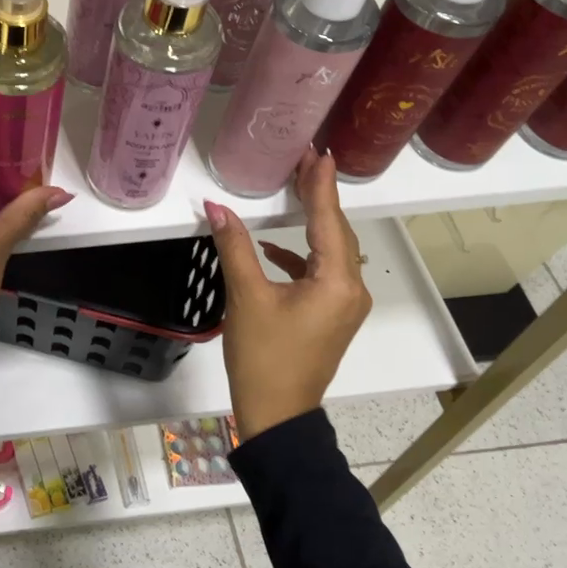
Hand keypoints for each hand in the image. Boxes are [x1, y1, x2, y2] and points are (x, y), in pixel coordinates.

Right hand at [206, 147, 371, 439]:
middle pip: (337, 233)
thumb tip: (217, 208)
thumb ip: (235, 248)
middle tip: (306, 163)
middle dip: (321, 198)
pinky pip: (323, 274)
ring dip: (313, 224)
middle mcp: (350, 290)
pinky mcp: (331, 317)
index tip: (319, 153)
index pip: (329, 221)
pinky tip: (275, 251)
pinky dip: (302, 256)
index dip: (321, 186)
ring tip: (295, 194)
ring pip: (332, 253)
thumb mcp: (247, 298)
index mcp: (336, 282)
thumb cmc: (264, 356)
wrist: (277, 414)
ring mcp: (344, 306)